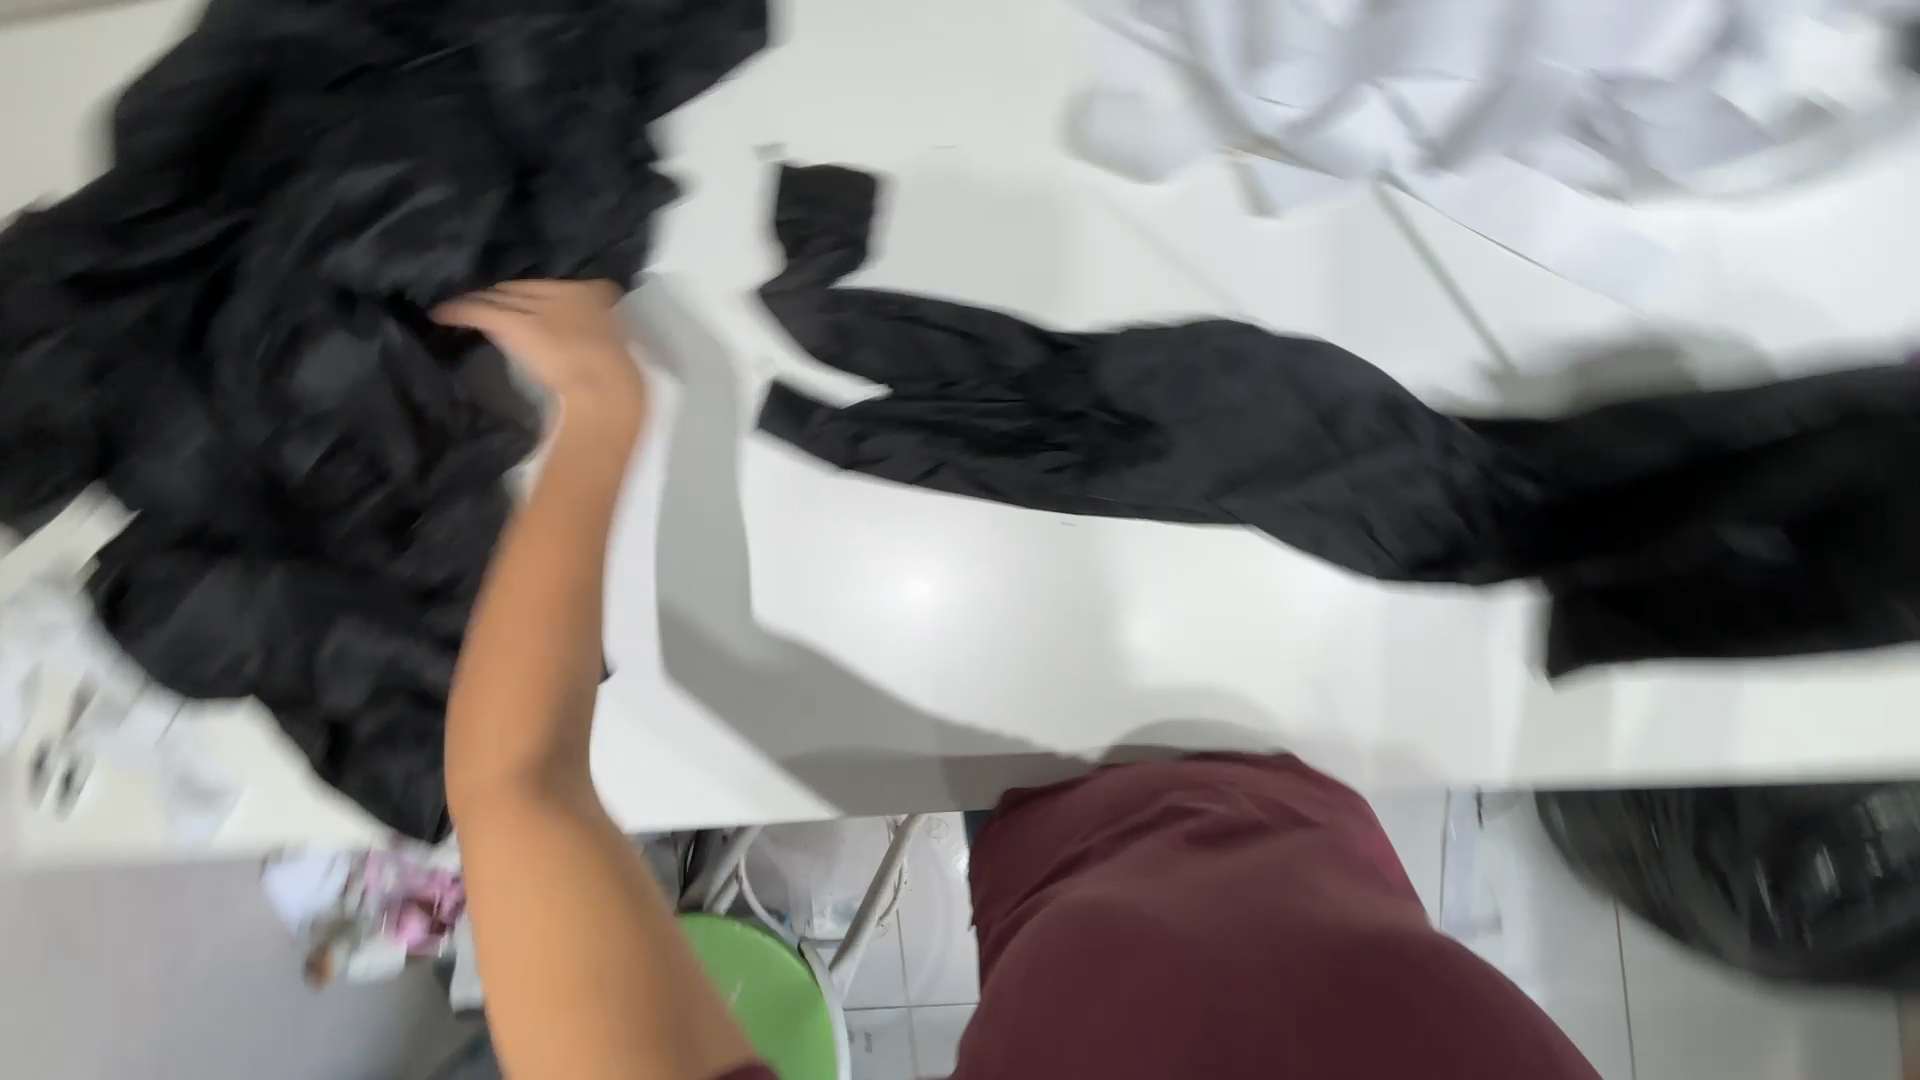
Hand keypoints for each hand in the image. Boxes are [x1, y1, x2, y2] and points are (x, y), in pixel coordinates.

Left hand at [434, 280, 645, 413]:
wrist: (605, 391)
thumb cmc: (616, 376)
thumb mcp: (614, 346)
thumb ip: (599, 334)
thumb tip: (587, 338)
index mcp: (593, 294)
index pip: (559, 284)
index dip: (541, 291)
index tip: (531, 298)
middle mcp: (562, 291)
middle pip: (524, 287)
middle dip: (505, 291)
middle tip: (488, 296)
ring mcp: (534, 306)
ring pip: (499, 295)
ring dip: (479, 299)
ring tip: (463, 302)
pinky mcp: (510, 322)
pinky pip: (475, 311)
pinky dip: (457, 312)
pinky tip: (441, 314)